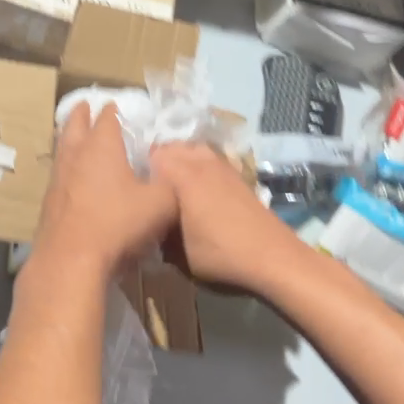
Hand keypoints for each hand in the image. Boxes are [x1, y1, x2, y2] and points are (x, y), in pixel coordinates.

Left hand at [32, 104, 176, 281]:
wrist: (71, 258)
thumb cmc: (118, 223)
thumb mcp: (161, 203)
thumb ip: (169, 182)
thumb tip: (171, 170)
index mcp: (102, 146)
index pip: (107, 117)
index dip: (114, 109)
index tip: (117, 104)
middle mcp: (76, 154)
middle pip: (75, 124)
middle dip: (82, 113)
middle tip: (86, 105)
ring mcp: (58, 176)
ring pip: (63, 146)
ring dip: (69, 136)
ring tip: (75, 133)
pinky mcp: (49, 199)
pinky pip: (58, 170)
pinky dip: (66, 163)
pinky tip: (71, 173)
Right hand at [150, 143, 291, 291]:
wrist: (273, 257)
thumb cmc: (221, 253)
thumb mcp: (176, 253)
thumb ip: (156, 231)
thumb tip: (145, 222)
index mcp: (182, 174)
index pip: (150, 154)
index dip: (137, 167)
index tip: (130, 185)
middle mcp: (201, 162)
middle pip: (170, 147)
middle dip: (156, 161)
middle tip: (147, 186)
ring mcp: (222, 166)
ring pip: (191, 150)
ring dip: (179, 161)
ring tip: (170, 185)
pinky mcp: (237, 176)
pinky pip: (208, 160)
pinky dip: (198, 167)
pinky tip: (196, 190)